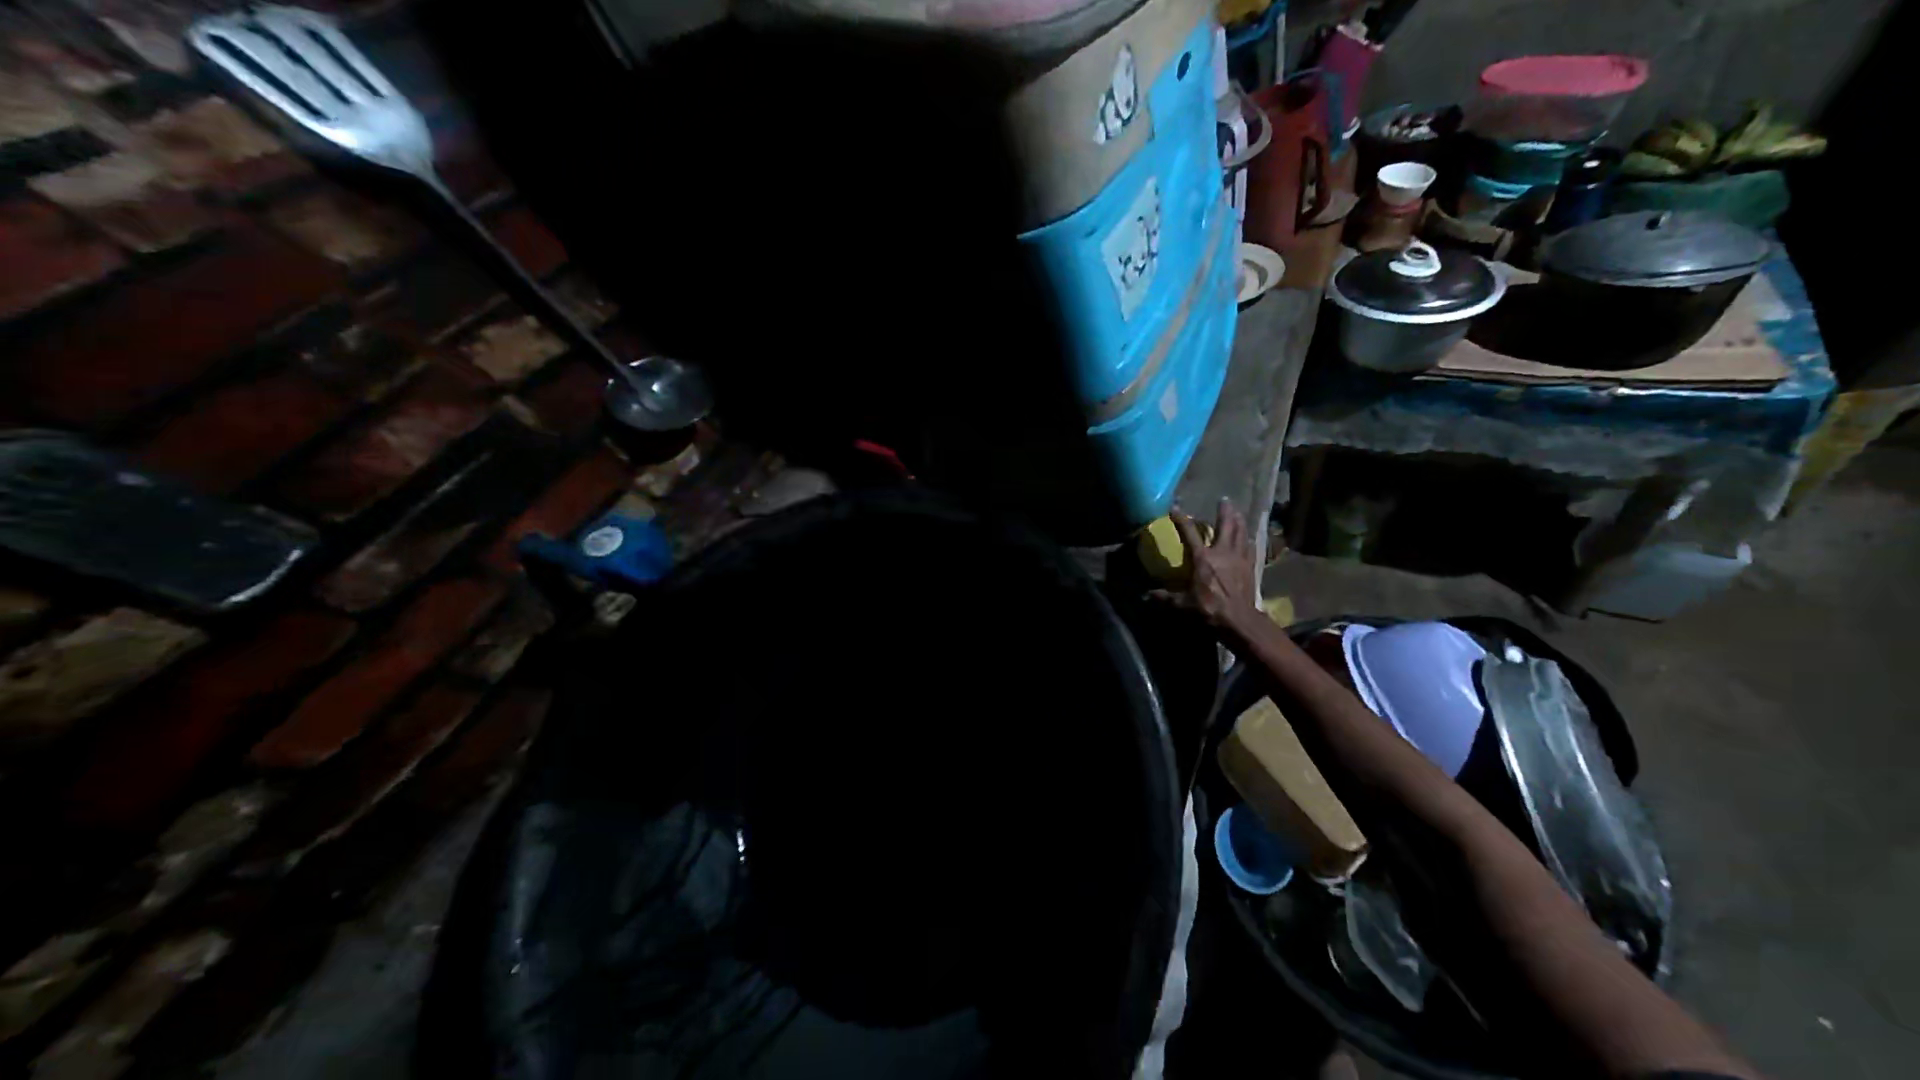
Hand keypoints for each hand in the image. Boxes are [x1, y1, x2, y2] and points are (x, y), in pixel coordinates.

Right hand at [1151, 498, 1259, 639]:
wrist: (1239, 620)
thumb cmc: (1208, 609)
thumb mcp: (1182, 605)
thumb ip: (1165, 598)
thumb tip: (1145, 596)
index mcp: (1203, 559)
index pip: (1190, 533)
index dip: (1182, 519)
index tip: (1175, 507)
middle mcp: (1222, 552)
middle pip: (1225, 526)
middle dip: (1224, 511)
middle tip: (1225, 499)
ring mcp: (1239, 558)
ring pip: (1241, 533)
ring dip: (1239, 521)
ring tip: (1238, 512)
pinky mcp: (1250, 567)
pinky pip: (1250, 548)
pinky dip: (1249, 540)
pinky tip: (1249, 538)